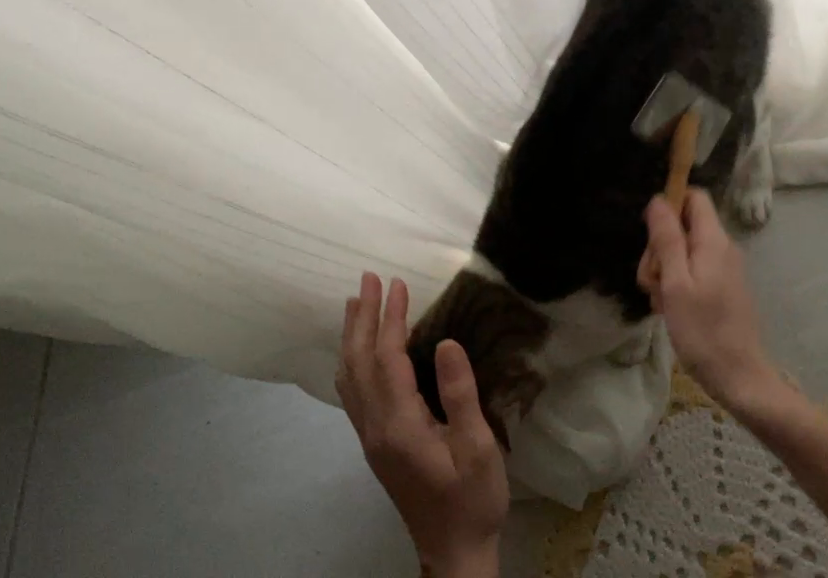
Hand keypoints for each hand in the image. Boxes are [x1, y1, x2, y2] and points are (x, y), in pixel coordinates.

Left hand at [336, 273, 506, 577]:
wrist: (453, 549)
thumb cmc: (473, 498)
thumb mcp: (477, 447)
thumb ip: (460, 394)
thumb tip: (446, 342)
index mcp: (400, 425)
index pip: (388, 359)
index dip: (391, 318)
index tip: (398, 283)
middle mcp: (375, 428)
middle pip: (359, 362)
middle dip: (363, 317)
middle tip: (368, 278)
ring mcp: (370, 438)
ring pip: (350, 376)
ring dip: (353, 335)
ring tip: (358, 302)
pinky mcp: (375, 445)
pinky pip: (353, 391)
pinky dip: (353, 360)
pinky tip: (360, 350)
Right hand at [637, 190, 781, 412]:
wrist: (739, 376)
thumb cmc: (703, 331)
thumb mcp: (676, 284)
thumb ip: (667, 239)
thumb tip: (658, 200)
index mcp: (714, 241)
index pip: (694, 197)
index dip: (669, 204)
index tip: (650, 233)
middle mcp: (723, 248)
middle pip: (685, 226)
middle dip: (660, 247)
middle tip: (652, 281)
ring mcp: (725, 269)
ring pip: (685, 251)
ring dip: (665, 271)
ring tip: (661, 301)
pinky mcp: (723, 288)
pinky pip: (694, 272)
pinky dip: (677, 285)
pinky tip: (671, 310)